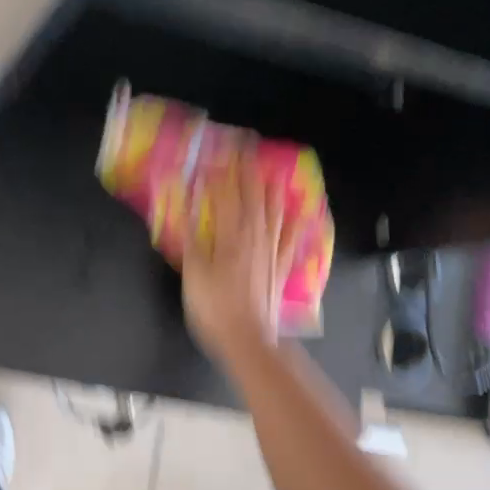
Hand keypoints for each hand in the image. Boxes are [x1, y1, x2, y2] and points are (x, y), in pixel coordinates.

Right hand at [181, 163, 299, 365]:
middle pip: (253, 196)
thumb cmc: (213, 307)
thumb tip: (188, 203)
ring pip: (273, 211)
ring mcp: (272, 251)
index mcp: (231, 235)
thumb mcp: (193, 272)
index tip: (218, 150)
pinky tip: (300, 212)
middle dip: (247, 171)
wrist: (247, 340)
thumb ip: (192, 235)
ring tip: (270, 170)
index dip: (221, 171)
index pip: (226, 194)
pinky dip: (295, 222)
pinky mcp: (281, 267)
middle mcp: (255, 236)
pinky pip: (291, 238)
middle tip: (245, 149)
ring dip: (270, 188)